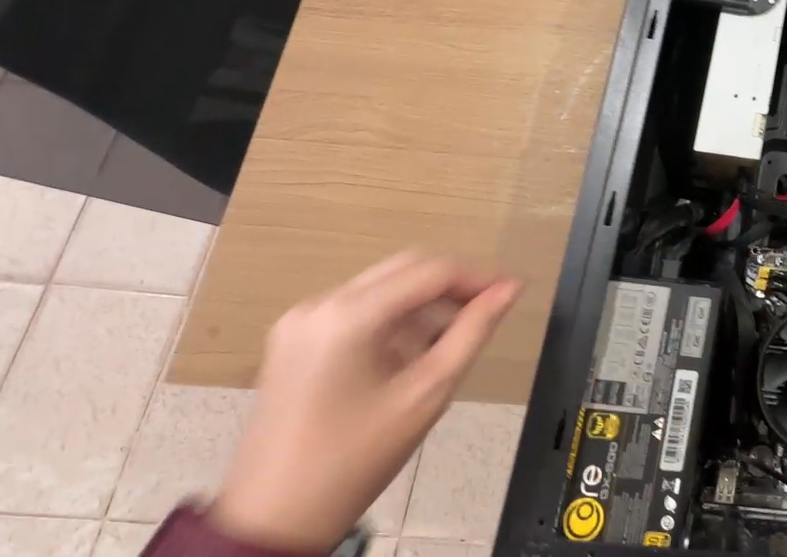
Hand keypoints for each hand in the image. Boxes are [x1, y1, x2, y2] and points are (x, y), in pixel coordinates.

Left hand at [209, 252, 521, 551]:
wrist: (273, 519)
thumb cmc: (356, 459)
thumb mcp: (427, 394)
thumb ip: (473, 331)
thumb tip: (511, 289)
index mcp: (349, 315)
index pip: (430, 270)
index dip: (478, 276)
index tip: (513, 290)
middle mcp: (320, 304)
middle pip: (405, 268)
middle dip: (453, 283)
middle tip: (492, 306)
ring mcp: (301, 320)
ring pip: (383, 285)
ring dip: (425, 300)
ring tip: (457, 333)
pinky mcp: (295, 339)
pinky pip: (359, 307)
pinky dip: (395, 316)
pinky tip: (415, 348)